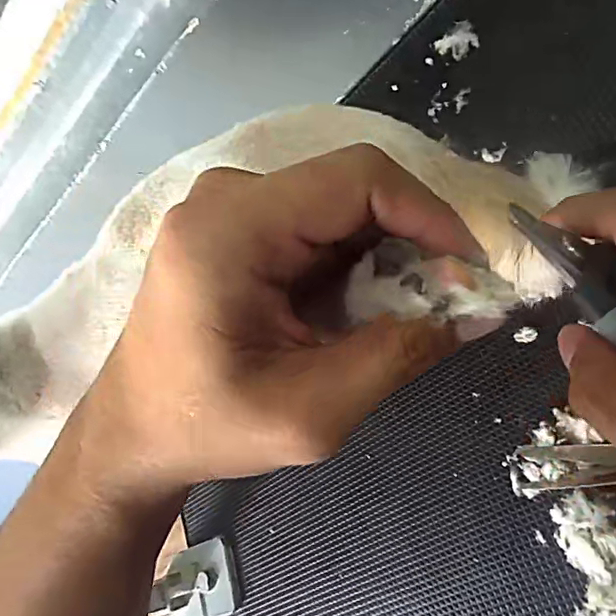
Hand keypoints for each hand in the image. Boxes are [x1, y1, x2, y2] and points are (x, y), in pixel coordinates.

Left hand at [59, 144, 482, 512]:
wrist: (134, 437)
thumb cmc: (207, 429)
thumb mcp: (314, 412)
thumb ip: (402, 355)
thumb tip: (482, 312)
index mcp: (231, 228)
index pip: (359, 179)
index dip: (430, 215)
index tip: (472, 271)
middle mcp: (231, 197)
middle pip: (358, 187)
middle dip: (419, 240)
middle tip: (454, 299)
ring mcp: (237, 208)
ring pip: (351, 207)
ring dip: (397, 254)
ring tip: (419, 310)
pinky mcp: (248, 228)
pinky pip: (331, 226)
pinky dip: (370, 262)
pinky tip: (377, 306)